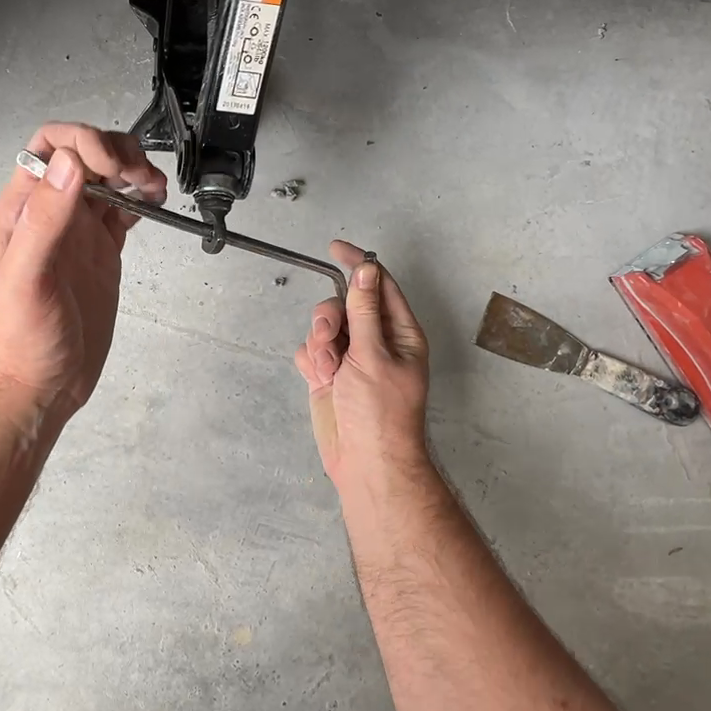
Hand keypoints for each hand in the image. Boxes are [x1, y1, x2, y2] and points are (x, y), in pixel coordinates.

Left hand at [0, 122, 168, 418]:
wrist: (35, 388)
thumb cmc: (18, 342)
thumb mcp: (26, 278)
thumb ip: (44, 219)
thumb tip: (68, 163)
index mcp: (24, 210)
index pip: (52, 146)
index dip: (86, 143)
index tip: (113, 168)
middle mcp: (51, 215)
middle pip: (85, 154)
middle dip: (117, 153)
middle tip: (139, 178)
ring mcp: (77, 234)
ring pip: (107, 179)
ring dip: (133, 172)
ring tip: (153, 187)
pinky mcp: (100, 254)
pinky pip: (121, 212)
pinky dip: (140, 200)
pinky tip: (152, 205)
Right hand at [293, 241, 430, 484]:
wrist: (365, 462)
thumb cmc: (381, 414)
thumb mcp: (373, 355)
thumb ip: (364, 310)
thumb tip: (366, 271)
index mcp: (400, 333)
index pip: (379, 286)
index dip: (359, 265)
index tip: (336, 248)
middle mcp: (376, 342)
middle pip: (343, 305)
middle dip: (329, 318)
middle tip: (329, 338)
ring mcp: (351, 359)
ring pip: (323, 328)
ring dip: (320, 345)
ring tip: (329, 371)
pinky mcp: (329, 375)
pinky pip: (310, 352)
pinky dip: (312, 363)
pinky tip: (322, 381)